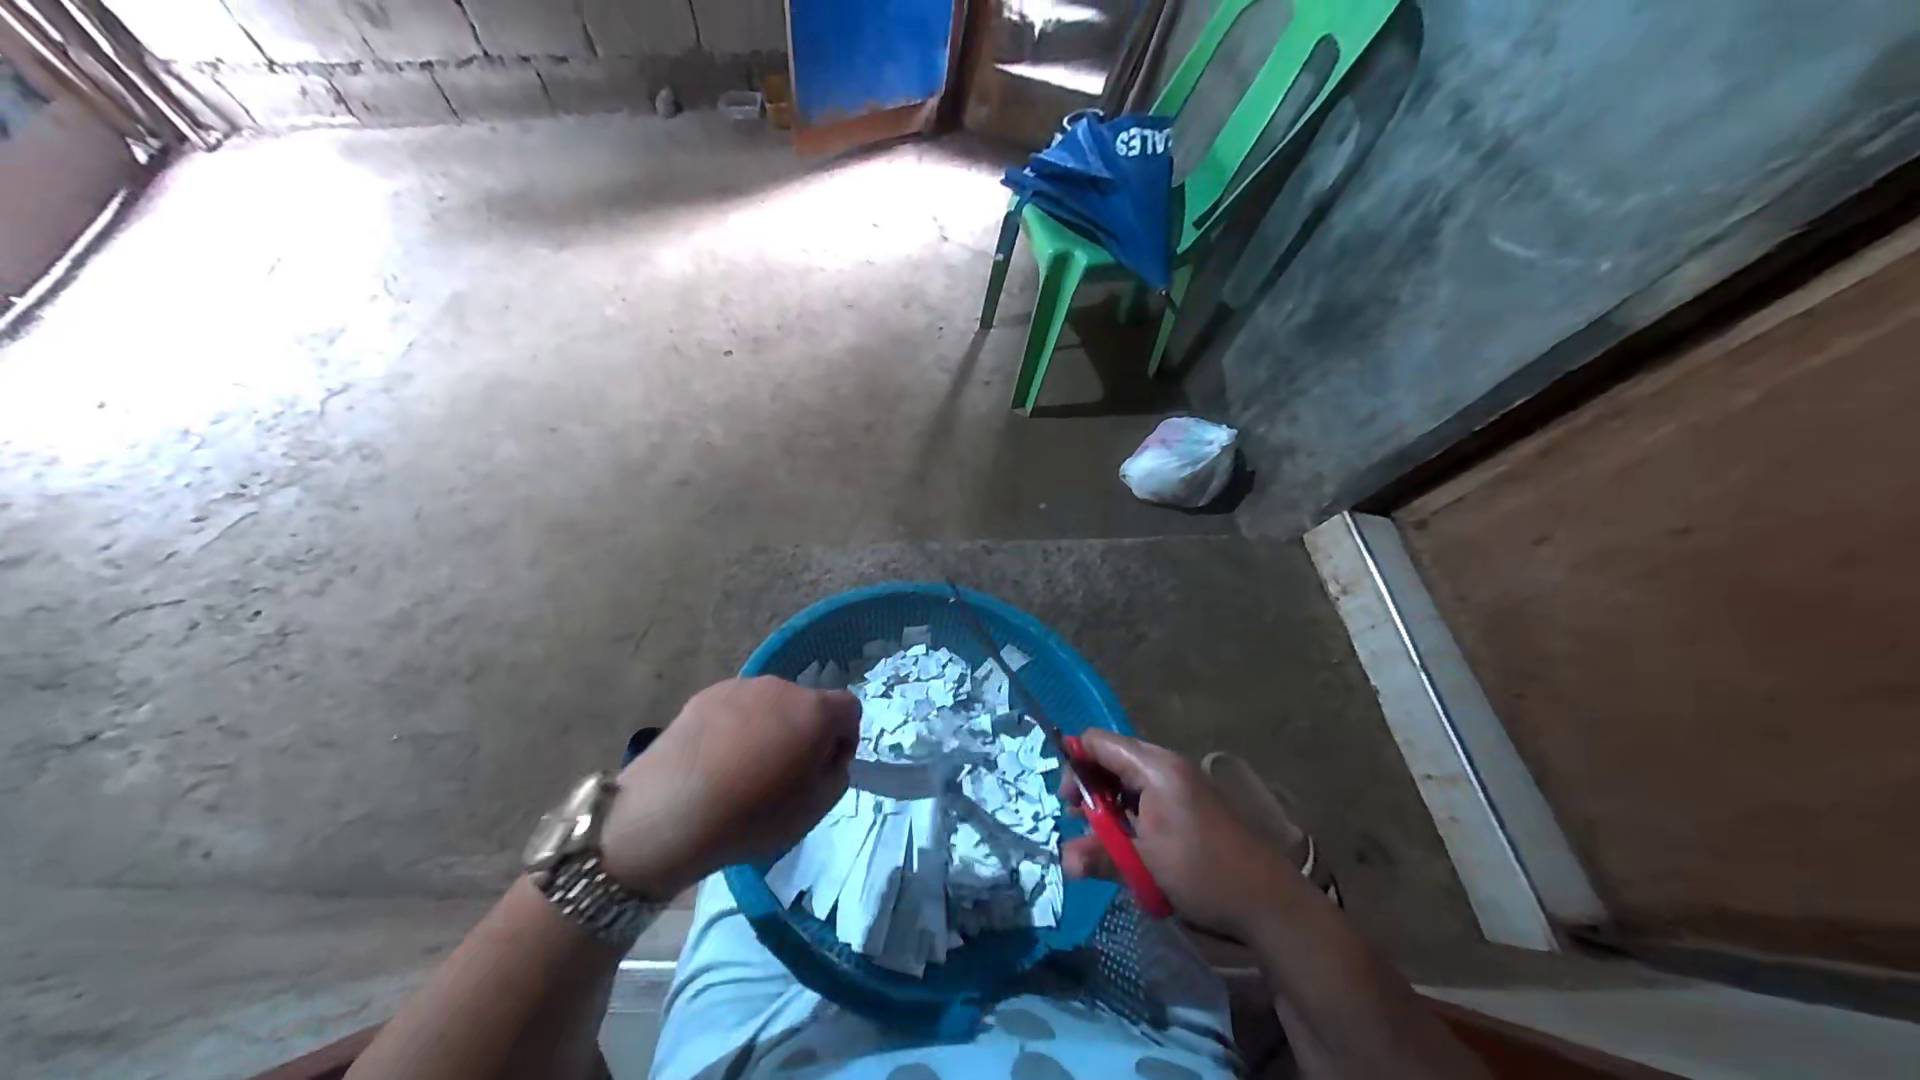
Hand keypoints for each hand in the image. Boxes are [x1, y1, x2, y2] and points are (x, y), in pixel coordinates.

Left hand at [600, 677, 859, 898]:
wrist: (667, 813)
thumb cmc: (752, 815)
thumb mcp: (816, 808)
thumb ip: (835, 771)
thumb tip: (826, 753)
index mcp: (815, 710)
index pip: (849, 709)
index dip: (844, 740)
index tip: (823, 771)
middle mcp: (781, 687)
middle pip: (807, 705)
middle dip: (804, 733)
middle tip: (782, 775)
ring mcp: (739, 687)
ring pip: (769, 706)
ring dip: (769, 728)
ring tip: (743, 771)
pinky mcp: (703, 695)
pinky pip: (735, 709)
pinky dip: (735, 728)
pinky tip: (714, 762)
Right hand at [1061, 729, 1305, 938]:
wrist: (1271, 901)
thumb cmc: (1205, 874)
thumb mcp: (1146, 867)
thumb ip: (1099, 856)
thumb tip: (1062, 861)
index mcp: (1155, 767)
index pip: (1098, 741)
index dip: (1075, 763)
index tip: (1068, 802)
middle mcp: (1168, 764)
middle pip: (1112, 757)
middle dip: (1090, 786)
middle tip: (1082, 822)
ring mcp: (1182, 782)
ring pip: (1129, 777)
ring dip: (1110, 802)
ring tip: (1103, 837)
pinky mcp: (1191, 801)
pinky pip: (1148, 792)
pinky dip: (1130, 810)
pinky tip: (1129, 840)